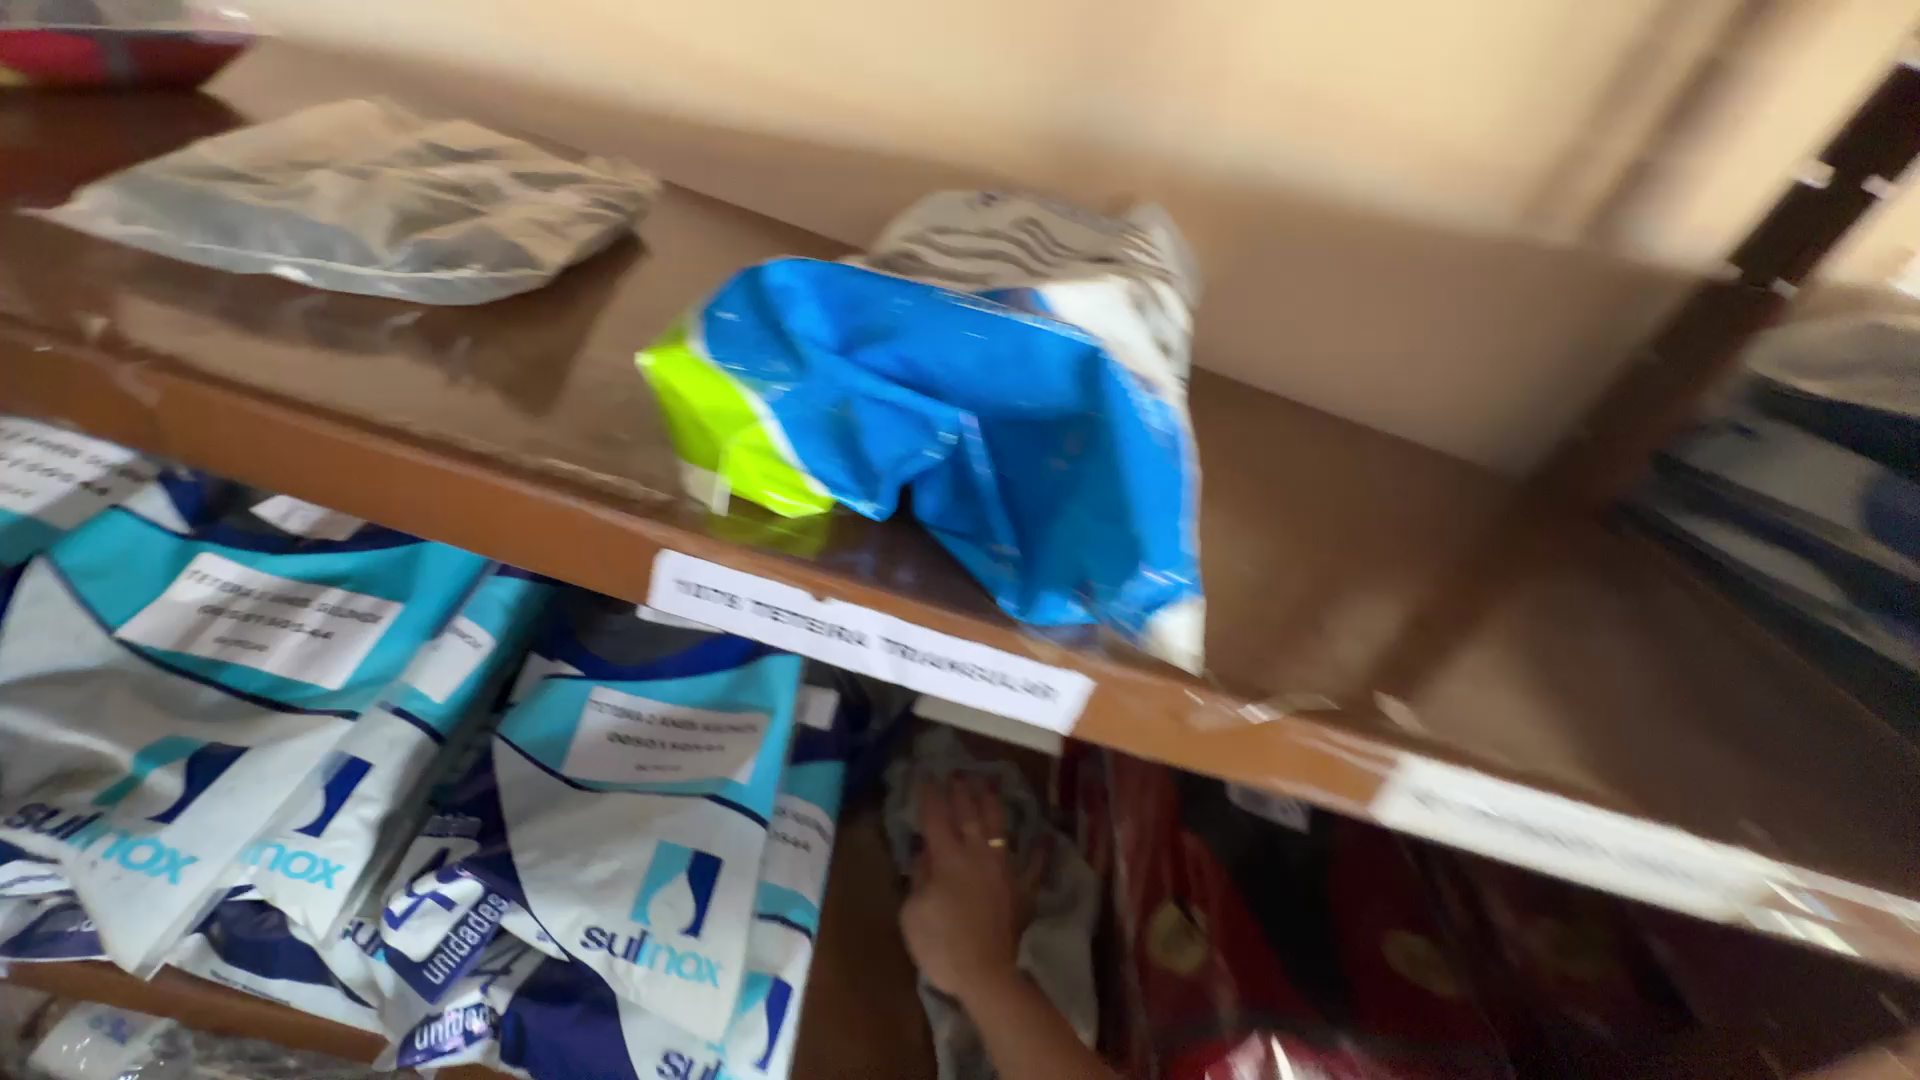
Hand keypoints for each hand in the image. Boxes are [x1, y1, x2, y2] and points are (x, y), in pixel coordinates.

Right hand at [900, 774, 1042, 1004]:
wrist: (985, 974)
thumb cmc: (941, 945)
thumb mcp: (912, 912)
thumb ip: (919, 877)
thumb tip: (925, 853)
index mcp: (947, 857)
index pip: (936, 816)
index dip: (930, 794)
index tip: (926, 775)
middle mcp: (976, 854)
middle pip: (969, 813)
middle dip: (961, 790)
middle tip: (957, 772)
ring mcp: (1003, 869)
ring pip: (999, 828)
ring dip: (992, 805)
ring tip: (989, 786)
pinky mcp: (1022, 890)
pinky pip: (1033, 866)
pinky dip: (1039, 852)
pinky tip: (1043, 839)